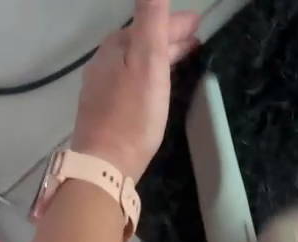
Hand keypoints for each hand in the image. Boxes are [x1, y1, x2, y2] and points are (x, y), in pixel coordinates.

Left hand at [70, 0, 200, 178]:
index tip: (199, 24)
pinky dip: (146, 80)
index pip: (151, 24)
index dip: (176, 23)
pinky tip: (153, 92)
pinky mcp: (101, 117)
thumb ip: (152, 18)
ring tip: (180, 64)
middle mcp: (103, 64)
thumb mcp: (147, 60)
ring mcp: (99, 91)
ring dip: (158, 61)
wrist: (104, 166)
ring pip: (134, 66)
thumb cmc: (132, 115)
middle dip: (168, 41)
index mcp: (116, 47)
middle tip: (194, 42)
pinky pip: (128, 87)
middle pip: (141, 45)